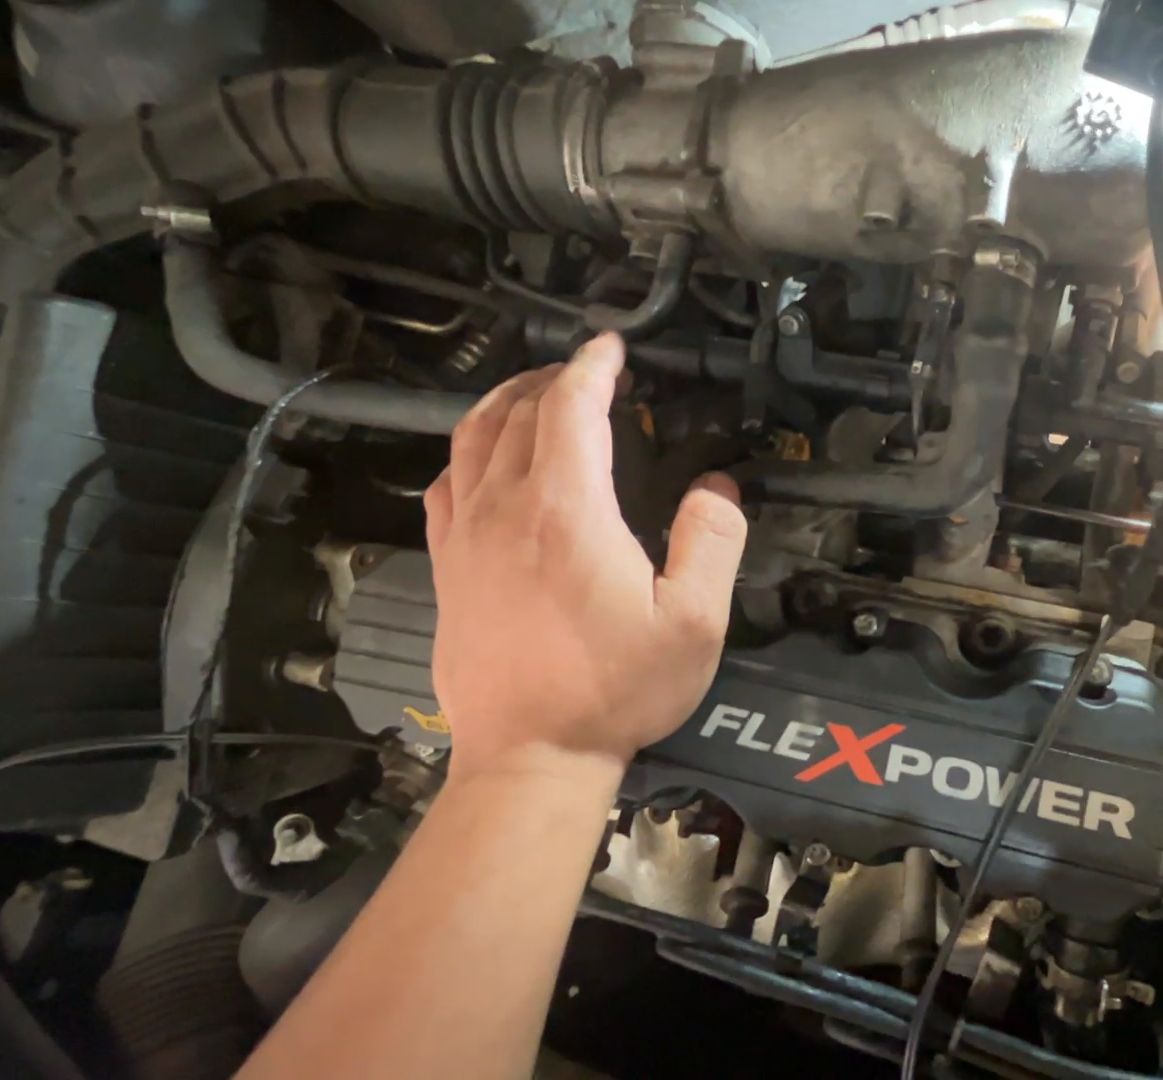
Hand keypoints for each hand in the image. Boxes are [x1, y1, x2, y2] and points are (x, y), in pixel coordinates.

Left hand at [423, 334, 748, 790]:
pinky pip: (446, 484)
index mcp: (568, 511)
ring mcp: (465, 538)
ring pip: (472, 438)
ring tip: (536, 393)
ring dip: (507, 402)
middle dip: (554, 378)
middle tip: (589, 370)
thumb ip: (713, 542)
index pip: (571, 409)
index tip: (613, 348)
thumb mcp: (695, 621)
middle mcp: (506, 509)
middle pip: (520, 414)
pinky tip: (486, 459)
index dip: (593, 367)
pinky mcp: (446, 568)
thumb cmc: (619, 688)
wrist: (530, 756)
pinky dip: (469, 451)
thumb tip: (717, 487)